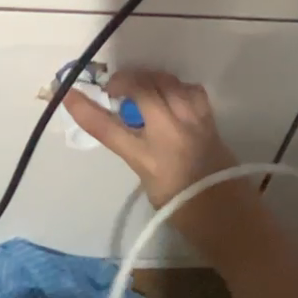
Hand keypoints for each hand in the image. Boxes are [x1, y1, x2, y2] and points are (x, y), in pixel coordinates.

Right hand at [64, 69, 239, 207]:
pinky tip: (171, 93)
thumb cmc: (184, 209)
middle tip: (115, 88)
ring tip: (141, 85)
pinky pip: (190, 90)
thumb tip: (132, 126)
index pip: (108, 128)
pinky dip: (176, 87)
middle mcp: (169, 135)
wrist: (230, 218)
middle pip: (142, 90)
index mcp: (147, 159)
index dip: (84, 109)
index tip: (67, 93)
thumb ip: (136, 151)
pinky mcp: (209, 120)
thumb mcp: (147, 182)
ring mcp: (192, 123)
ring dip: (149, 79)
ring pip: (167, 83)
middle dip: (124, 81)